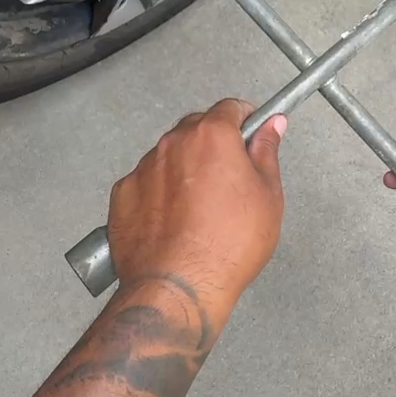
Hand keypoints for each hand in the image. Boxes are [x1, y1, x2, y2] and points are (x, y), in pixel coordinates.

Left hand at [108, 98, 286, 322]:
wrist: (178, 288)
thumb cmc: (227, 246)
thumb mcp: (267, 196)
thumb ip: (267, 151)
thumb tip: (272, 126)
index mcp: (212, 135)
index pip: (230, 108)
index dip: (245, 120)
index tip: (250, 136)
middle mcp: (173, 143)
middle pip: (197, 128)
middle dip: (214, 144)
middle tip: (228, 179)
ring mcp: (144, 167)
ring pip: (170, 155)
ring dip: (184, 169)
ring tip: (198, 209)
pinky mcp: (123, 194)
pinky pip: (146, 182)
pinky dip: (158, 193)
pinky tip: (173, 221)